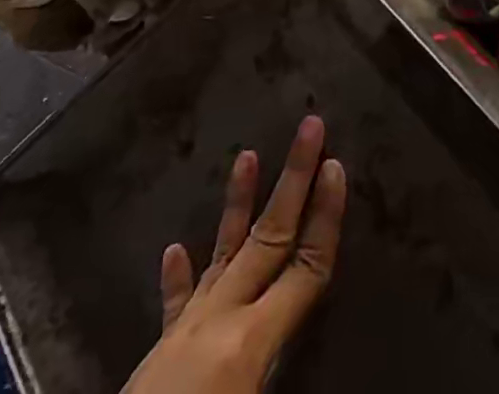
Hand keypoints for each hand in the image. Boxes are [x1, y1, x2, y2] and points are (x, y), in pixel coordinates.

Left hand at [120, 117, 346, 393]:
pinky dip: (179, 274)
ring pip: (222, 253)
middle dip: (295, 179)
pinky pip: (176, 302)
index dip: (326, 216)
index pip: (305, 266)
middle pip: (270, 237)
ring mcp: (188, 329)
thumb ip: (283, 368)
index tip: (337, 168)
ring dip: (239, 203)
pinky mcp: (161, 349)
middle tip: (310, 129)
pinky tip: (175, 248)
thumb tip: (299, 347)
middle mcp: (222, 318)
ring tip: (247, 156)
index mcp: (251, 339)